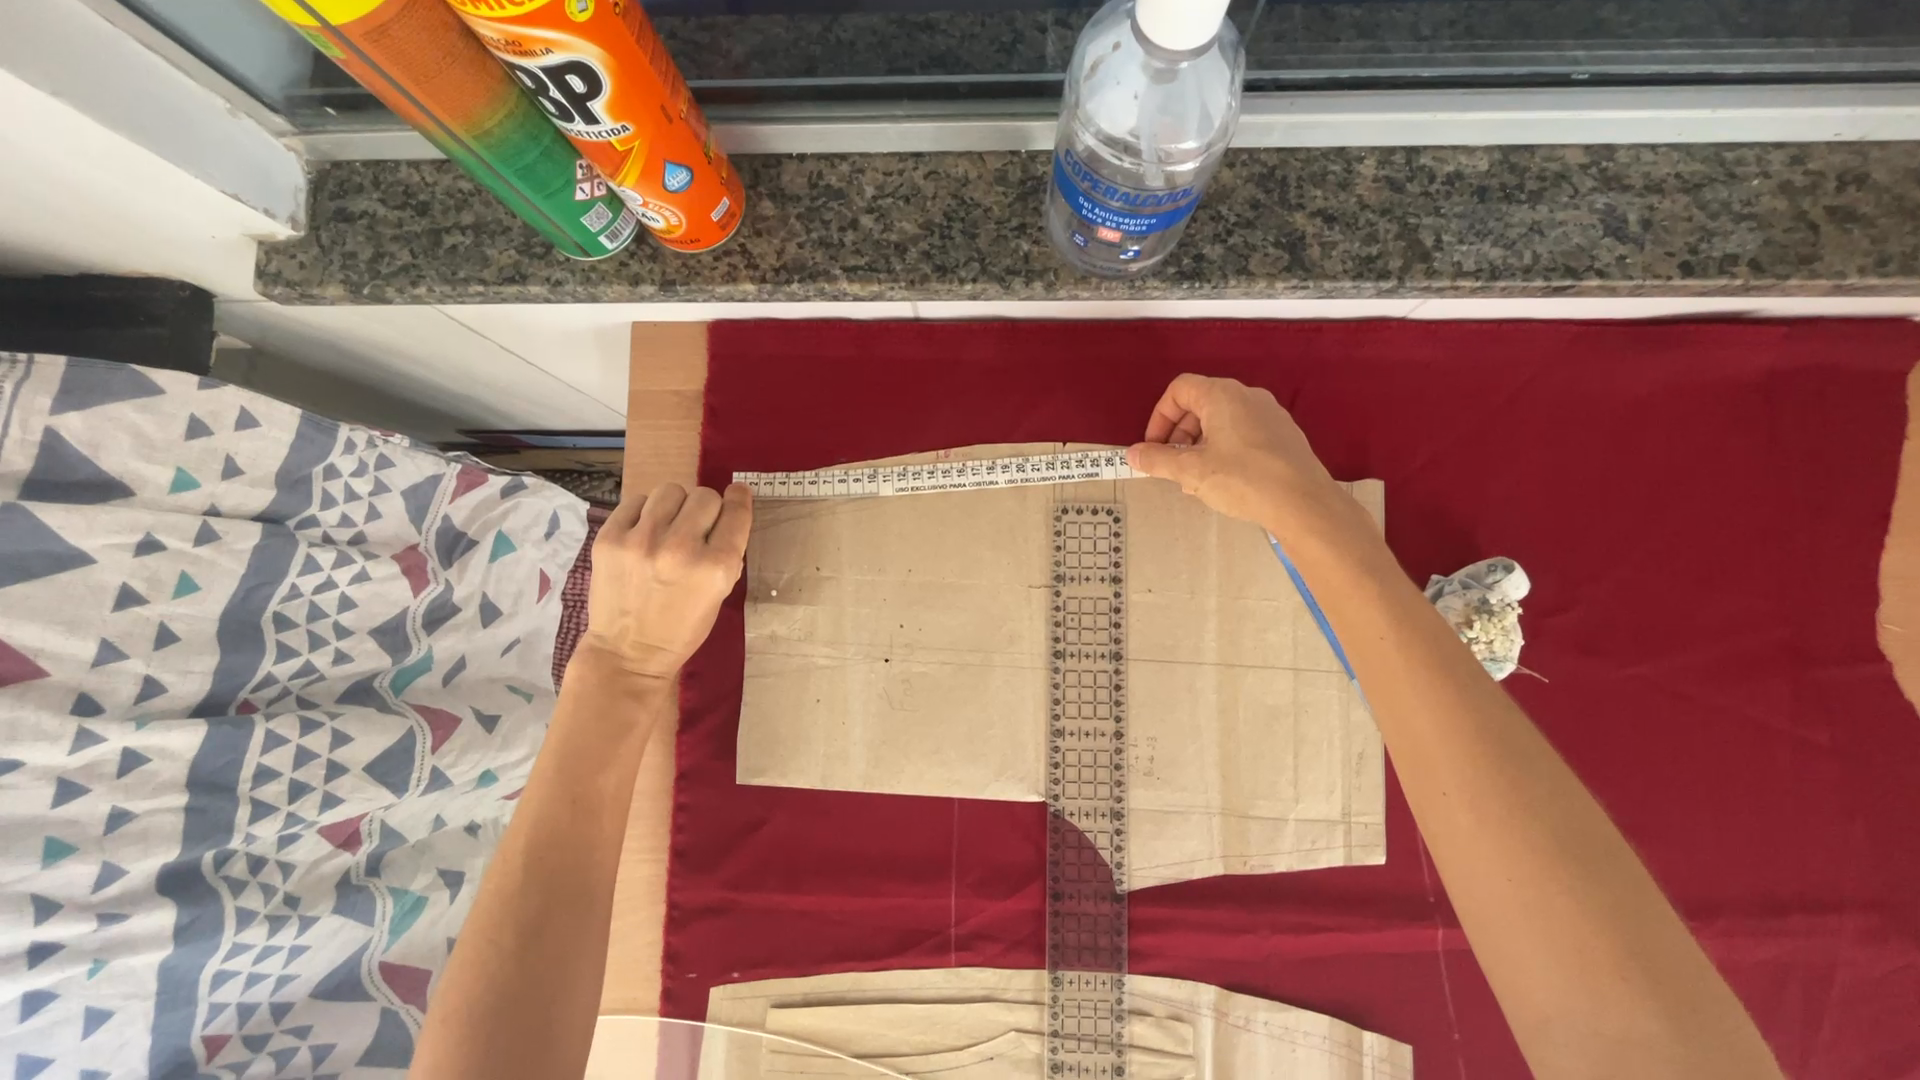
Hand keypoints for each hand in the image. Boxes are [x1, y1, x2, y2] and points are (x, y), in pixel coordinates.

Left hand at [576, 482, 751, 681]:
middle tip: (697, 527)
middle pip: (705, 496)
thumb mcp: (720, 595)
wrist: (627, 652)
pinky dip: (645, 512)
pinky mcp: (609, 538)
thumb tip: (726, 516)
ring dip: (675, 506)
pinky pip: (636, 501)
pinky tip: (644, 533)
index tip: (737, 494)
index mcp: (715, 567)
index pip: (735, 513)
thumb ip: (726, 555)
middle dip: (706, 509)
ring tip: (668, 527)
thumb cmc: (682, 629)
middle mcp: (681, 549)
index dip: (739, 500)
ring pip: (671, 491)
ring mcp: (641, 541)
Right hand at [1127, 374, 1341, 529]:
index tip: (1154, 448)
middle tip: (1172, 467)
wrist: (1304, 503)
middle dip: (1178, 436)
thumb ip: (1157, 460)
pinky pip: (1242, 435)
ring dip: (1199, 447)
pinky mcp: (1283, 436)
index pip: (1179, 390)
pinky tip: (1224, 482)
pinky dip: (1223, 451)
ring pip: (1221, 423)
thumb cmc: (1244, 479)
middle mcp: (1247, 396)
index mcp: (1222, 395)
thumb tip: (1132, 453)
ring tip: (1195, 481)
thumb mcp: (1191, 472)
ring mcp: (1269, 415)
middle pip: (1199, 405)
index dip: (1159, 417)